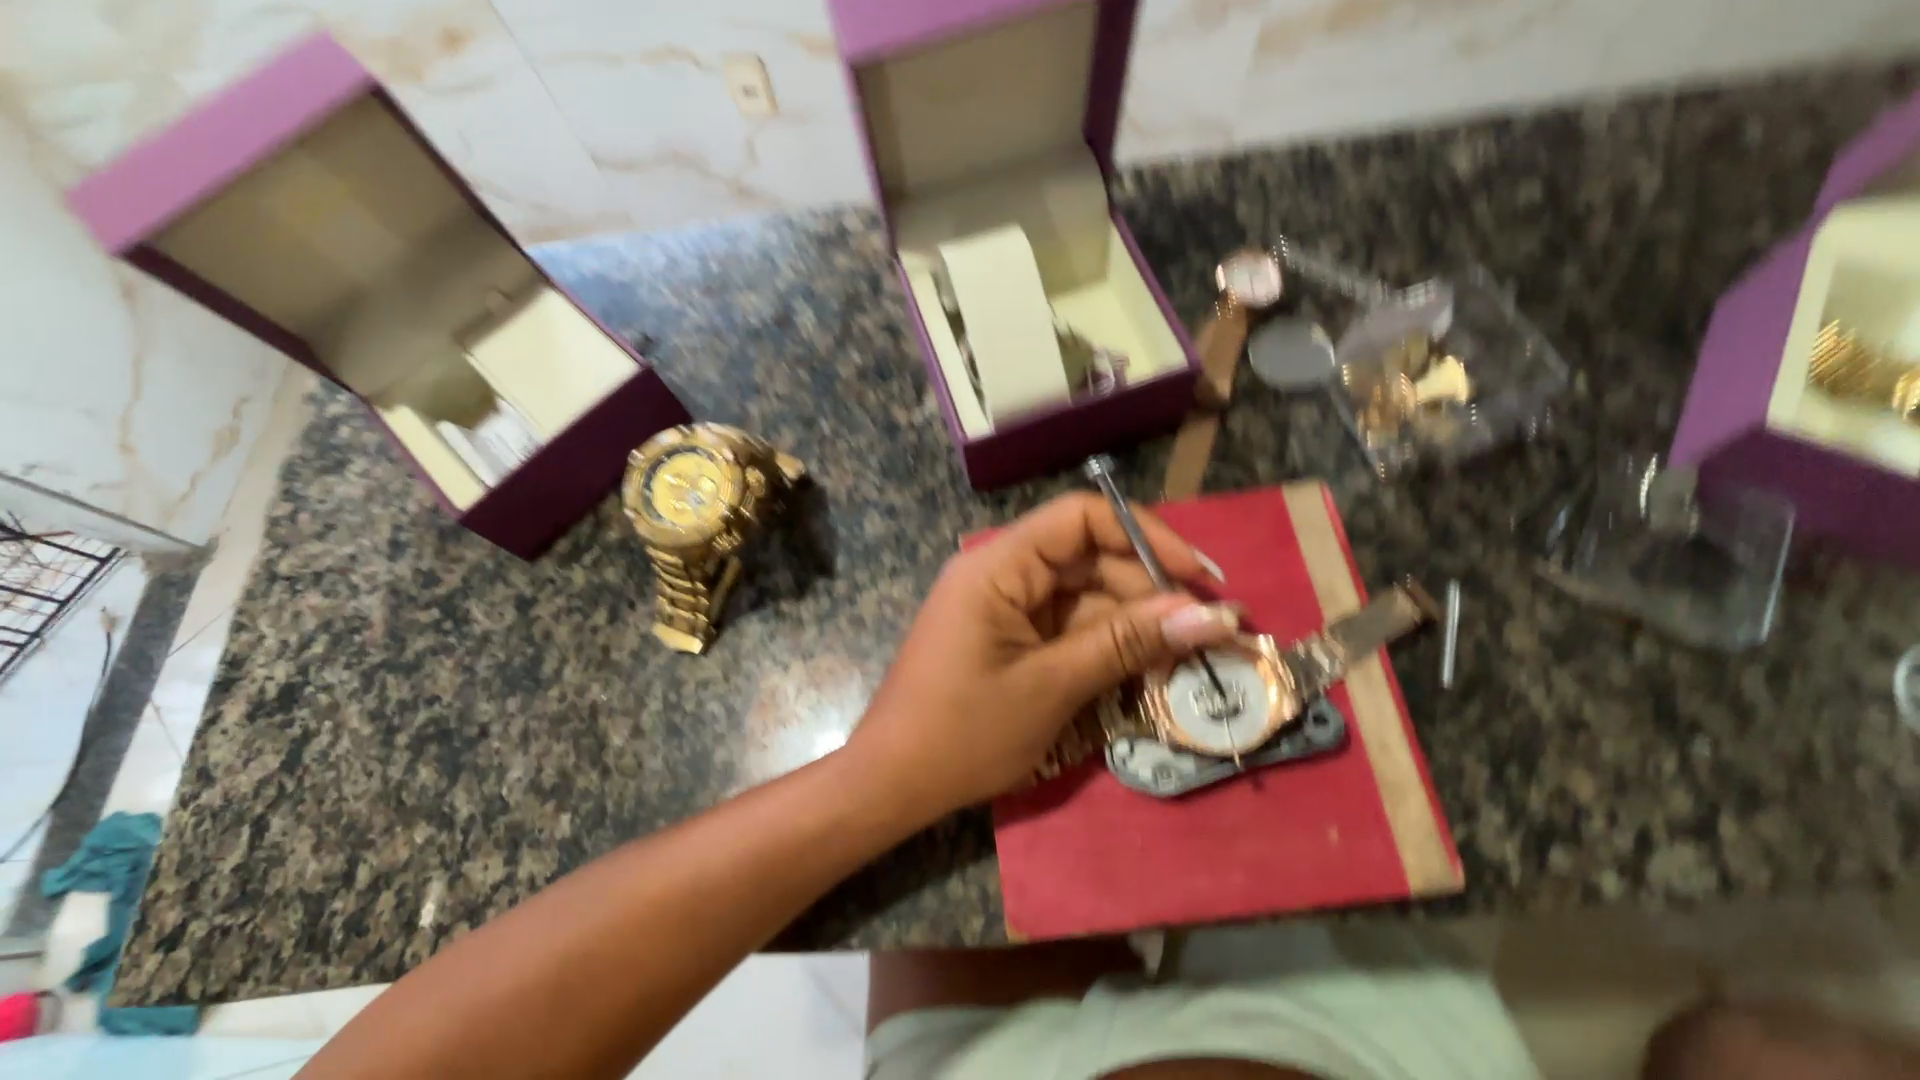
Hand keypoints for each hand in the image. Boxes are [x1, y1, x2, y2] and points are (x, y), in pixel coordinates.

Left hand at [845, 492, 1236, 820]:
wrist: (893, 784)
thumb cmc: (965, 733)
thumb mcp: (1053, 686)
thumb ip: (1129, 643)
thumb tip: (1211, 615)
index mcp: (997, 566)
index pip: (1080, 517)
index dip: (1145, 536)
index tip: (1198, 576)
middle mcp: (1000, 571)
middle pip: (1088, 557)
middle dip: (1148, 589)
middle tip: (1207, 629)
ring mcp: (1003, 605)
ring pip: (1084, 594)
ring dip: (1133, 621)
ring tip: (1188, 653)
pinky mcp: (1008, 636)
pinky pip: (1067, 624)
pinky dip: (1105, 643)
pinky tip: (1145, 665)